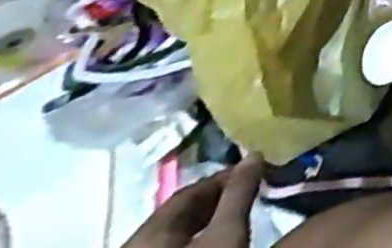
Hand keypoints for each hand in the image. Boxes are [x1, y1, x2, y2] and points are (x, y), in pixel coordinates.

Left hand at [124, 155, 263, 247]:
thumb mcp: (226, 233)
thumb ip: (239, 192)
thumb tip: (254, 153)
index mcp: (152, 228)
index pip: (189, 191)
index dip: (224, 177)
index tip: (256, 171)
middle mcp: (135, 241)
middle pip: (179, 212)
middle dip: (214, 198)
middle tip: (249, 191)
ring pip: (173, 233)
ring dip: (205, 219)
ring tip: (234, 217)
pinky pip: (169, 247)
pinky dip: (193, 238)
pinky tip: (210, 242)